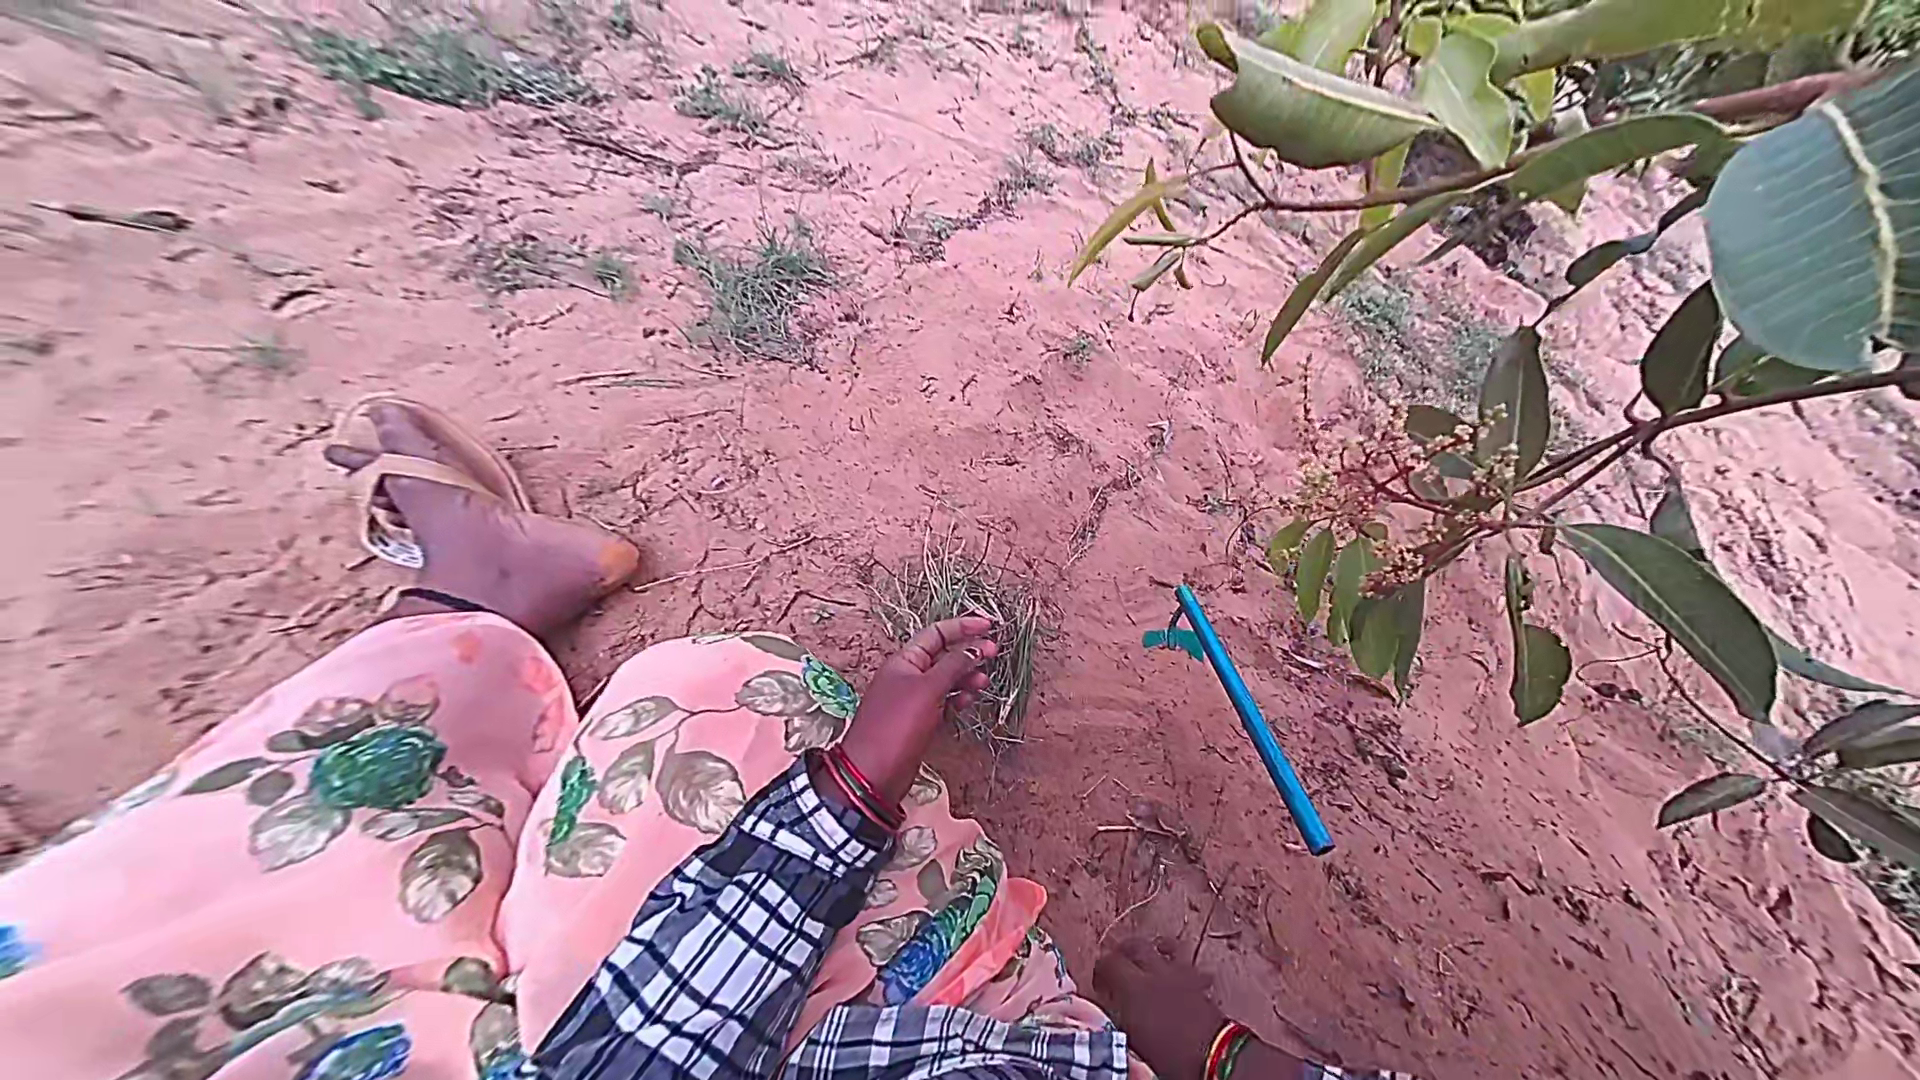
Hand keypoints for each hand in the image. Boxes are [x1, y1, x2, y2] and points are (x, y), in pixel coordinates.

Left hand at [835, 616, 995, 806]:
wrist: (874, 773)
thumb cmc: (897, 725)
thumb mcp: (928, 689)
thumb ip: (953, 665)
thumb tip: (975, 648)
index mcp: (905, 660)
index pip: (936, 633)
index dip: (962, 627)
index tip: (988, 626)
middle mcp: (908, 675)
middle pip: (943, 655)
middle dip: (968, 652)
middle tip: (993, 653)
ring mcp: (913, 698)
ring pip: (946, 679)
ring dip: (966, 677)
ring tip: (983, 682)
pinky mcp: (919, 720)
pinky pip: (943, 701)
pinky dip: (957, 698)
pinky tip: (967, 700)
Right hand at [1094, 938, 1227, 1079]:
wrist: (1218, 1059)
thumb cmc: (1173, 1059)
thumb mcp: (1137, 1043)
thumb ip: (1119, 1019)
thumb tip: (1106, 1011)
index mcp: (1133, 988)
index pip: (1107, 964)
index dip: (1100, 972)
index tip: (1099, 986)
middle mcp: (1153, 972)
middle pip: (1132, 947)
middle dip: (1122, 953)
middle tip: (1117, 967)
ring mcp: (1178, 972)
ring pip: (1159, 944)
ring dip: (1150, 949)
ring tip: (1145, 959)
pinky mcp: (1198, 979)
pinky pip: (1184, 960)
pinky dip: (1176, 961)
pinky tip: (1175, 971)